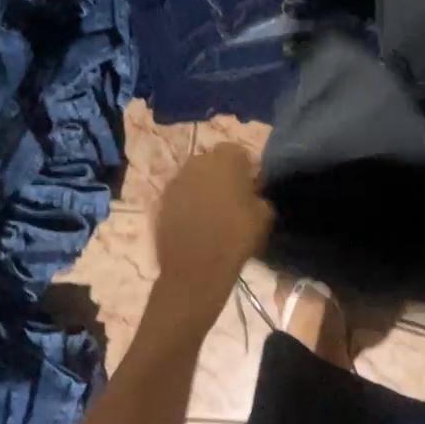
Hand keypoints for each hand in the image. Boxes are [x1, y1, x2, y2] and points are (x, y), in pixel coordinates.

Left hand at [151, 143, 273, 317]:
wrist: (195, 271)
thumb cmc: (235, 238)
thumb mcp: (264, 214)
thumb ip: (258, 194)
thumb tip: (251, 193)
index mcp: (225, 159)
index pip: (239, 152)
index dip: (245, 169)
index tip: (250, 188)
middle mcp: (197, 162)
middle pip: (213, 161)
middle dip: (221, 174)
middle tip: (231, 198)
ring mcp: (176, 181)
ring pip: (194, 177)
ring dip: (202, 187)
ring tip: (211, 211)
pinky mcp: (161, 201)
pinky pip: (179, 195)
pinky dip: (186, 203)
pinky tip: (194, 223)